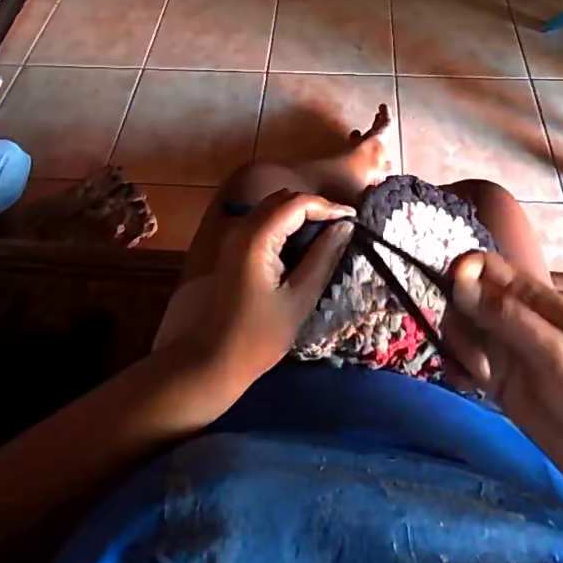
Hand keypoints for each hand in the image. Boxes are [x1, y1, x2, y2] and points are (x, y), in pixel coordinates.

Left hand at [191, 190, 352, 387]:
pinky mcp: (232, 250)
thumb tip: (344, 227)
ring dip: (300, 215)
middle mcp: (241, 230)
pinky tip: (304, 245)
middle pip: (283, 199)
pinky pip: (263, 223)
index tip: (353, 218)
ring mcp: (233, 239)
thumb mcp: (299, 299)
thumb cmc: (257, 337)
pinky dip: (286, 225)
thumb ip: (323, 258)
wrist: (210, 363)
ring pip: (272, 208)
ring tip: (328, 233)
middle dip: (315, 207)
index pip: (297, 203)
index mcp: (257, 239)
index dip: (328, 206)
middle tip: (342, 226)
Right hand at [443, 253, 562, 488]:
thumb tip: (459, 282)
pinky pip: (463, 363)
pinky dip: (456, 369)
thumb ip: (507, 317)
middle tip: (472, 346)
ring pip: (462, 330)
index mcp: (534, 298)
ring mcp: (504, 350)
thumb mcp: (555, 351)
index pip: (489, 267)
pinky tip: (466, 384)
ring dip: (458, 345)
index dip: (466, 271)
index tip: (454, 292)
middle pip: (467, 296)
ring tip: (479, 373)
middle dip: (458, 314)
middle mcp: (513, 318)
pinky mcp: (497, 382)